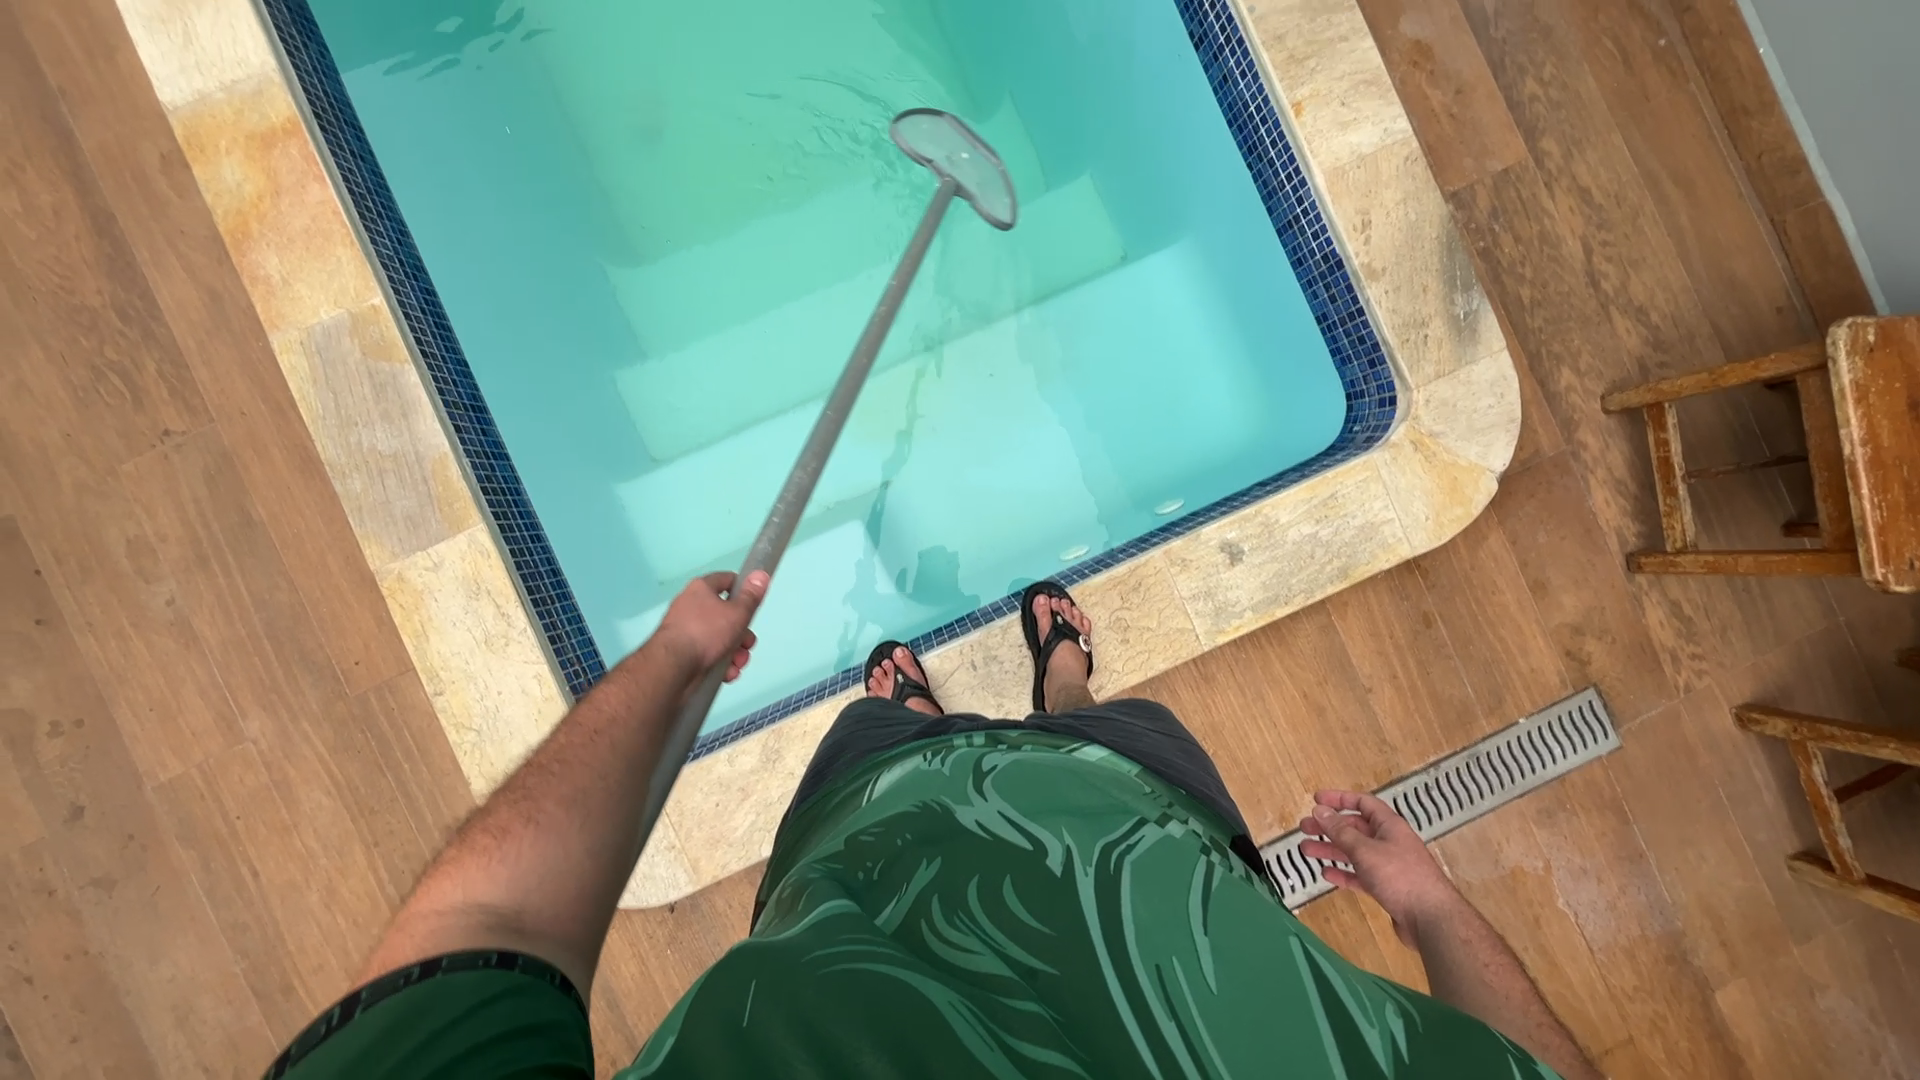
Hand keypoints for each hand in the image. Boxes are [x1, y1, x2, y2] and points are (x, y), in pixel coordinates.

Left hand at [648, 571, 768, 682]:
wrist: (672, 667)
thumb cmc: (707, 633)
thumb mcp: (738, 613)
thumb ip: (751, 596)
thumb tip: (760, 573)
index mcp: (701, 589)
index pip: (727, 580)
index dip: (743, 589)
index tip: (754, 603)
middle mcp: (691, 606)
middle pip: (726, 614)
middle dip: (742, 633)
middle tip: (747, 644)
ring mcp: (686, 630)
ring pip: (720, 637)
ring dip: (734, 652)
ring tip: (737, 664)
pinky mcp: (683, 652)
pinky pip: (708, 653)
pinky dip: (720, 664)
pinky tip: (726, 673)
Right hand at [1298, 790, 1463, 949]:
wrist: (1432, 920)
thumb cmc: (1400, 876)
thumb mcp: (1365, 849)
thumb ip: (1340, 831)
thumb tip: (1320, 811)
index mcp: (1389, 826)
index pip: (1363, 803)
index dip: (1339, 799)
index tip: (1316, 800)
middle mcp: (1390, 842)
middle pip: (1355, 828)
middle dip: (1329, 827)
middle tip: (1304, 828)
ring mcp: (1389, 866)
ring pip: (1355, 852)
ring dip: (1331, 849)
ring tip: (1306, 850)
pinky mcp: (1388, 888)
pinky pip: (1361, 875)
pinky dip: (1344, 873)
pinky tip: (1327, 874)